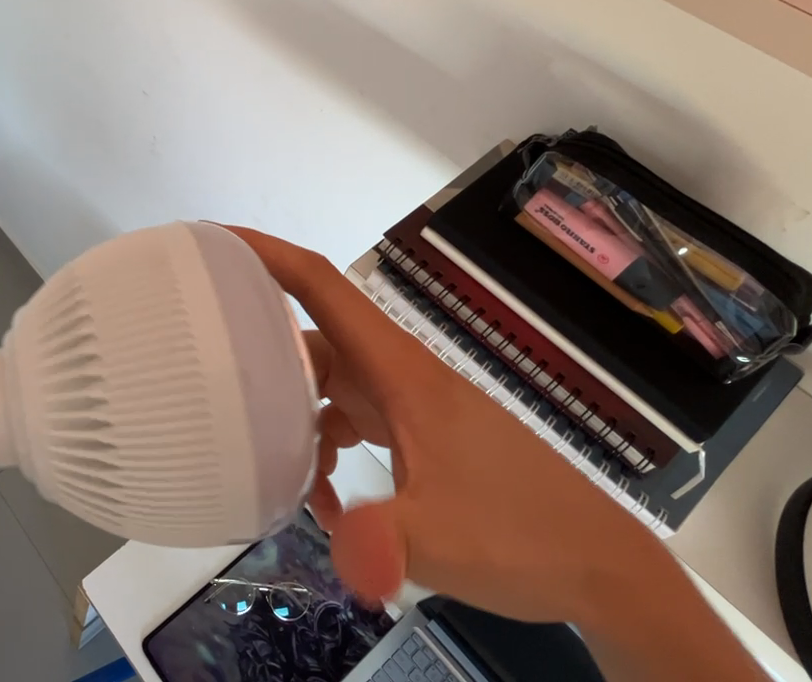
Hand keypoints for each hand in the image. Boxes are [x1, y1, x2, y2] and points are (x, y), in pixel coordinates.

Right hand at [222, 227, 764, 681]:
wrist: (605, 569)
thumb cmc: (525, 536)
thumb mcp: (444, 541)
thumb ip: (384, 543)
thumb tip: (340, 557)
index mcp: (397, 370)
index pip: (320, 286)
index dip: (264, 253)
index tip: (211, 242)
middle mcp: (395, 374)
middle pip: (311, 337)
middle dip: (260, 351)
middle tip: (207, 372)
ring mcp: (407, 403)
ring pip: (326, 384)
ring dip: (294, 417)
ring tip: (275, 466)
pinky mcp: (417, 433)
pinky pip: (349, 421)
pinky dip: (326, 450)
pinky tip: (331, 503)